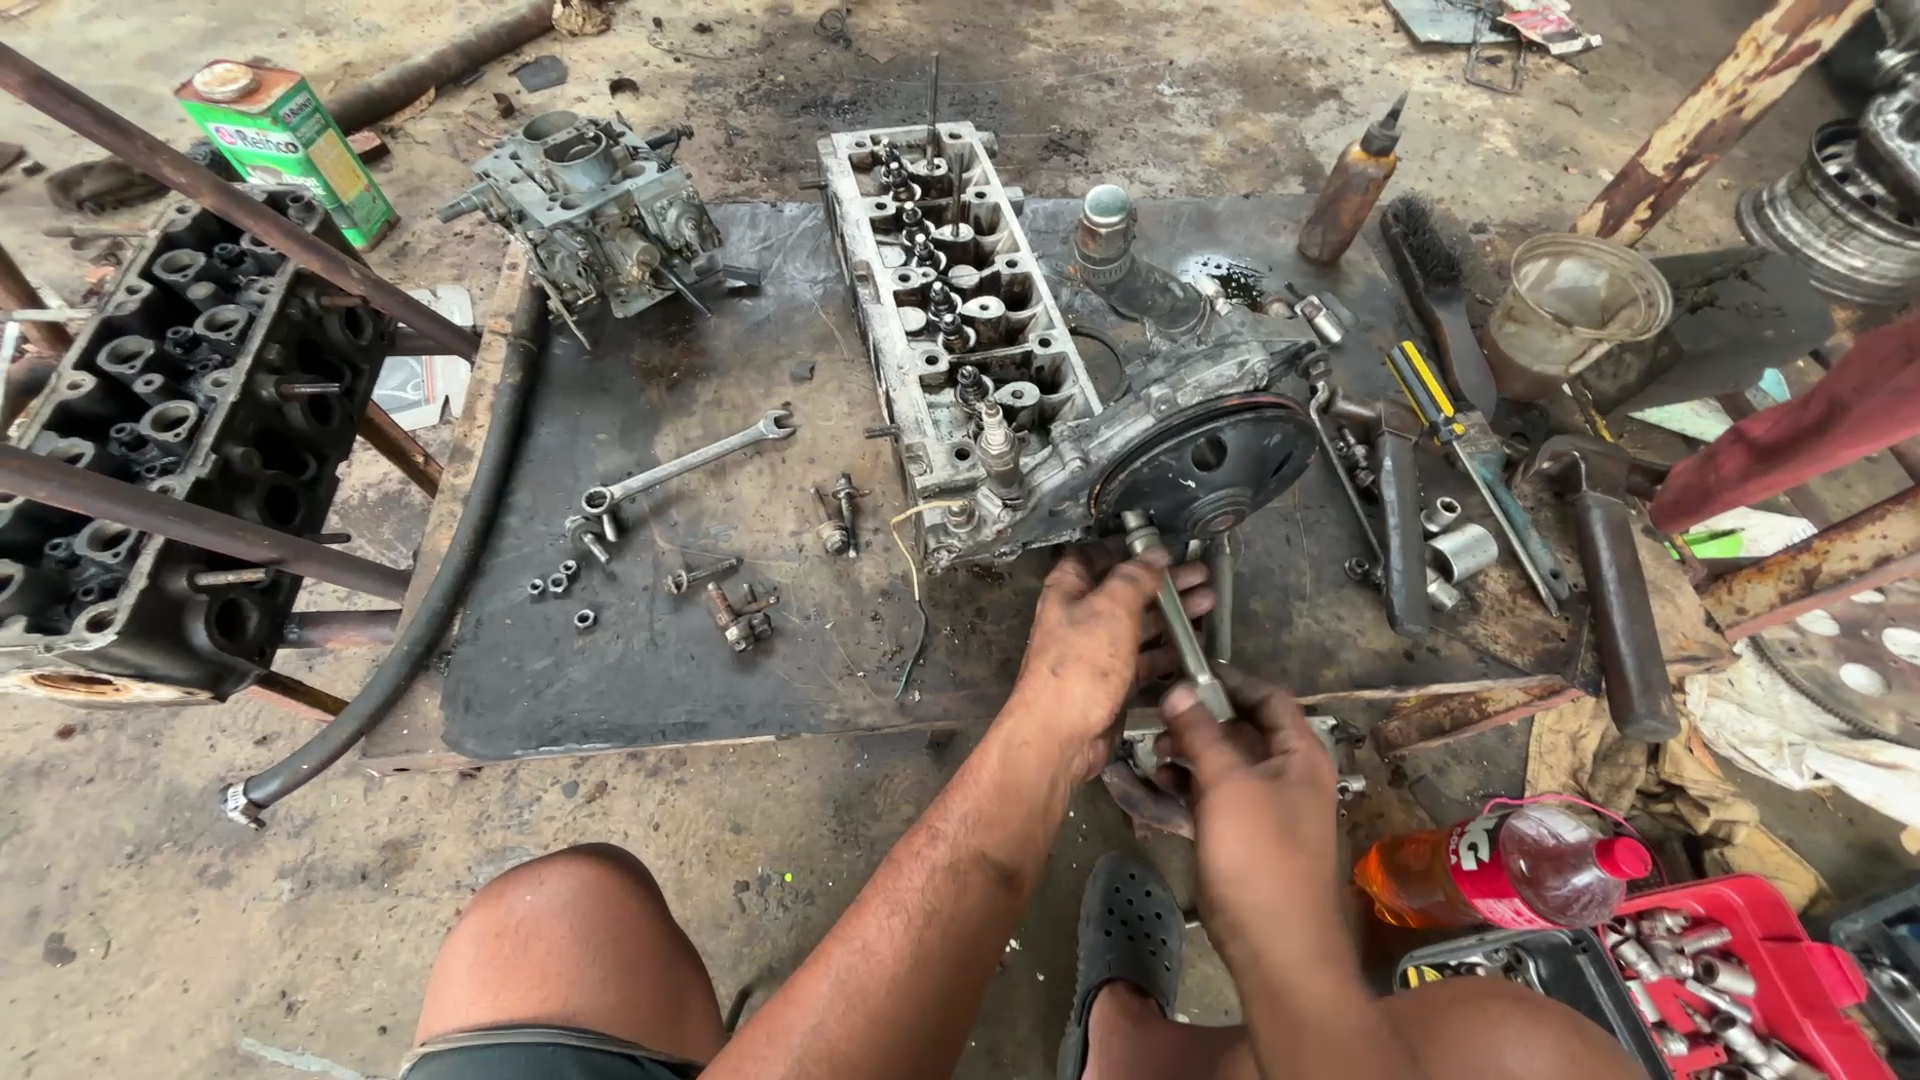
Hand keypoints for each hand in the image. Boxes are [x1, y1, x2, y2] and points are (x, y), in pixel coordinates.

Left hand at [1003, 541, 1213, 782]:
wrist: (1061, 734)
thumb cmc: (1080, 665)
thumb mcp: (1109, 610)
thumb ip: (1134, 579)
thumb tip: (1154, 554)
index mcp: (1068, 590)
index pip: (1092, 555)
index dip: (1123, 546)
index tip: (1159, 543)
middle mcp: (1080, 617)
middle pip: (1124, 590)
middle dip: (1162, 580)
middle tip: (1201, 573)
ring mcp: (1096, 651)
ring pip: (1138, 624)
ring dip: (1171, 614)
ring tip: (1209, 601)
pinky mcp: (1112, 681)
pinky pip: (1144, 659)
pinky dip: (1167, 651)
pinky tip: (1195, 647)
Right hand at [1155, 667, 1343, 966]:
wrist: (1275, 947)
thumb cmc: (1260, 854)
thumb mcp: (1229, 784)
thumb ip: (1201, 732)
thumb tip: (1177, 689)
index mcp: (1299, 755)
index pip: (1268, 698)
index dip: (1230, 680)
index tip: (1185, 672)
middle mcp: (1284, 774)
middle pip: (1238, 730)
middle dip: (1196, 722)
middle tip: (1155, 716)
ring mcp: (1261, 806)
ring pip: (1219, 764)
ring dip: (1185, 755)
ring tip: (1151, 755)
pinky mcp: (1239, 834)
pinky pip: (1209, 797)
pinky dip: (1183, 788)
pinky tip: (1153, 787)